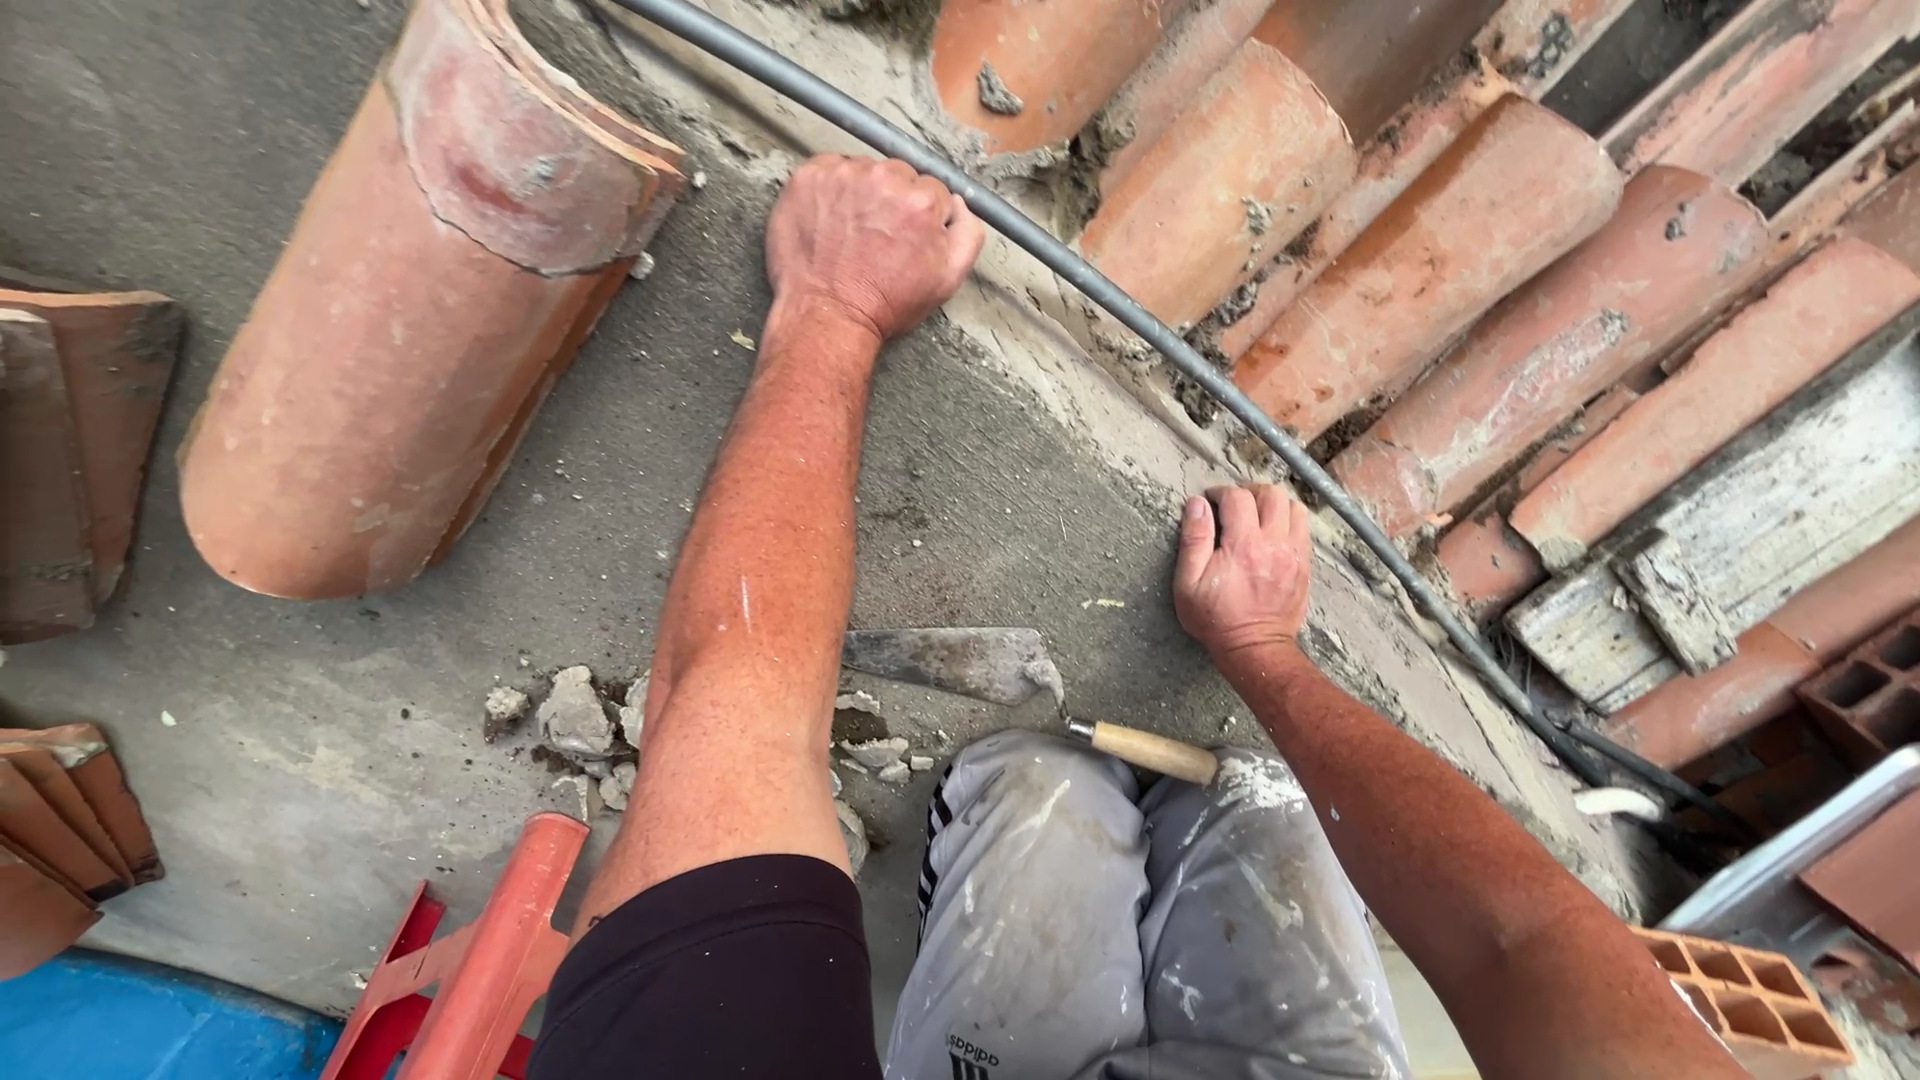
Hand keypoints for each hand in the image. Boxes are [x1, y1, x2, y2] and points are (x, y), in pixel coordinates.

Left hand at [764, 156, 985, 342]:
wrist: (830, 316)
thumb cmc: (885, 303)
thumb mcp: (947, 279)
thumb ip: (969, 233)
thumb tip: (958, 203)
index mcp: (922, 201)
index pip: (932, 192)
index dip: (921, 219)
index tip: (906, 239)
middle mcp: (884, 179)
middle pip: (898, 176)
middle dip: (893, 201)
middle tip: (878, 237)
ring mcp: (843, 175)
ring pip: (864, 171)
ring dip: (862, 194)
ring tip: (852, 232)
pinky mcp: (810, 178)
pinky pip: (829, 169)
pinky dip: (831, 190)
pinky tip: (831, 221)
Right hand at [1173, 485, 1312, 656]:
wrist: (1254, 648)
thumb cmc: (1216, 619)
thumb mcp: (1188, 583)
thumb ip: (1193, 539)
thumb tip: (1196, 505)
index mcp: (1243, 545)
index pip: (1237, 497)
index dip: (1220, 492)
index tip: (1210, 501)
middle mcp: (1274, 544)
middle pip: (1271, 494)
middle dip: (1249, 491)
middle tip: (1233, 503)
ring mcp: (1294, 554)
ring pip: (1294, 507)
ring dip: (1273, 503)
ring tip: (1255, 514)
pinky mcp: (1304, 566)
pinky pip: (1303, 528)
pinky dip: (1287, 521)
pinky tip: (1270, 533)